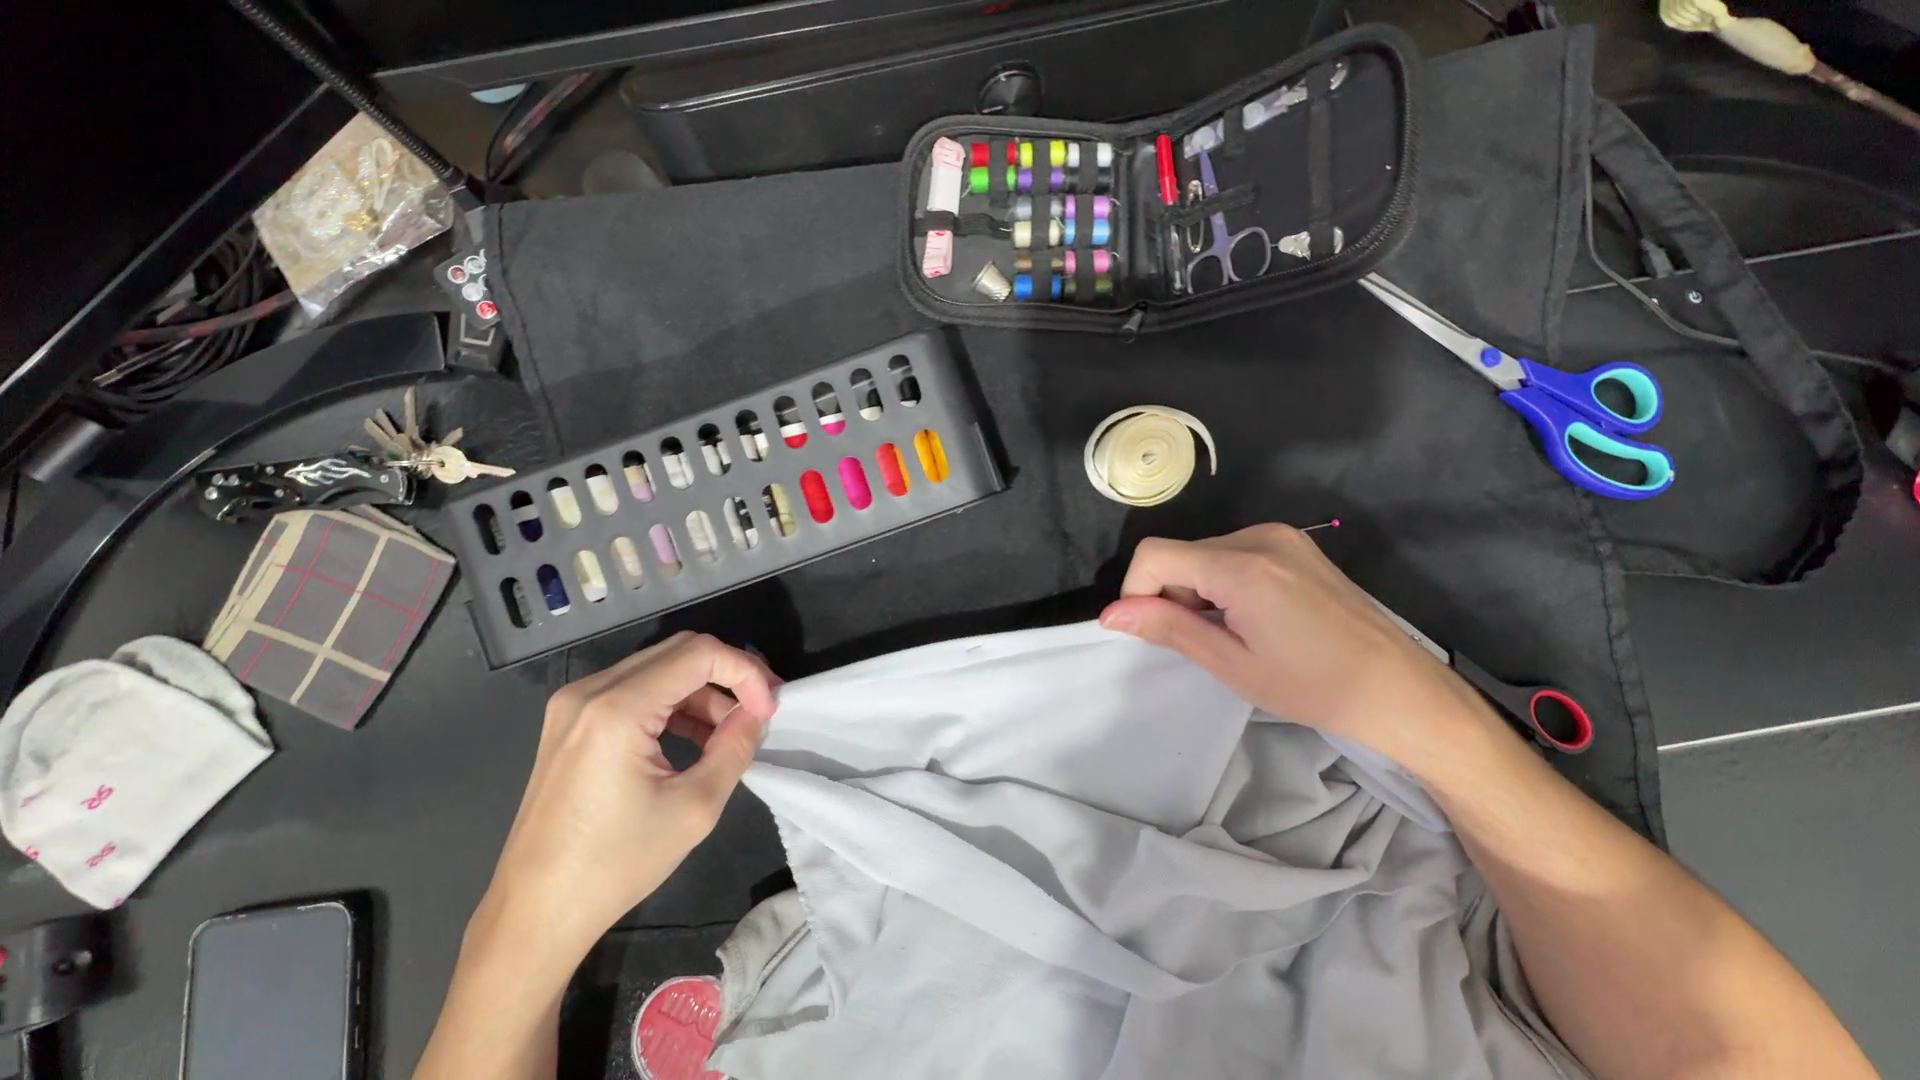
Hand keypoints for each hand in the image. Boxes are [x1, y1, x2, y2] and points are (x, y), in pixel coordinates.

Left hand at [476, 631, 779, 972]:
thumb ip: (734, 748)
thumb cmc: (617, 864)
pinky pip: (631, 690)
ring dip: (699, 691)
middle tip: (759, 712)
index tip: (768, 710)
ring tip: (729, 733)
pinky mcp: (567, 722)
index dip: (745, 672)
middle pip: (678, 651)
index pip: (700, 653)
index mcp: (618, 708)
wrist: (537, 909)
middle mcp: (589, 691)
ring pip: (655, 669)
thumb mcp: (695, 807)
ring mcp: (572, 704)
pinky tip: (691, 739)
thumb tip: (757, 714)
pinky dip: (669, 703)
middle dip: (726, 675)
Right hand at [1099, 524, 1492, 763]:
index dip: (1138, 592)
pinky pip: (1237, 554)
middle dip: (1172, 594)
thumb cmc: (1313, 686)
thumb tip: (1111, 614)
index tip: (1153, 632)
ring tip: (1233, 634)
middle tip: (1203, 642)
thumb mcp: (1232, 665)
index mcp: (1242, 565)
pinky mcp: (1297, 546)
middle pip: (1181, 553)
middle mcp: (1261, 537)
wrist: (1398, 689)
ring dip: (1199, 590)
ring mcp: (1283, 537)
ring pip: (1206, 554)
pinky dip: (1225, 582)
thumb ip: (1168, 628)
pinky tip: (1254, 618)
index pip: (1155, 555)